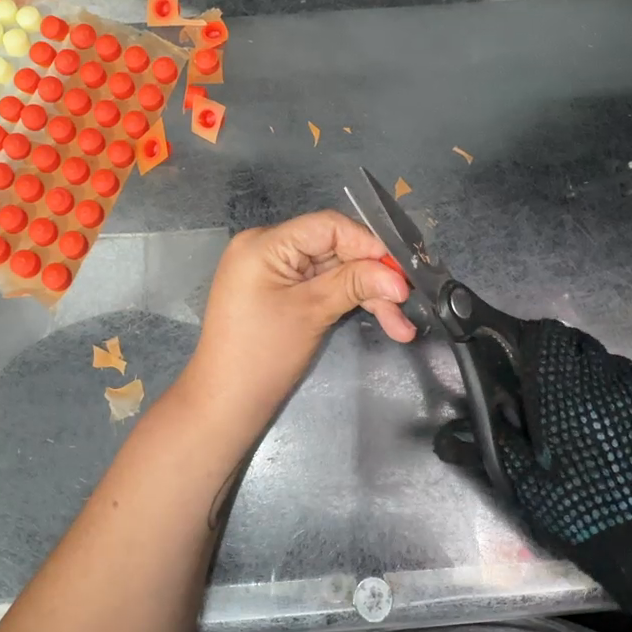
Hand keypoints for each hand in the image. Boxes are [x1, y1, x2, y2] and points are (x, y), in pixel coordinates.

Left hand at [181, 210, 413, 426]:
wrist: (225, 405)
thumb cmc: (262, 354)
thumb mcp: (312, 312)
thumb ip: (355, 284)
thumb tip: (398, 277)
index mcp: (264, 243)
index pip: (327, 226)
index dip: (367, 244)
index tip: (399, 270)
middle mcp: (266, 248)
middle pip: (334, 249)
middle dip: (371, 276)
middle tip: (406, 302)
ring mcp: (273, 272)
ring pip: (333, 271)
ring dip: (367, 295)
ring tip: (402, 327)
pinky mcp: (280, 294)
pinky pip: (320, 287)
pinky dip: (348, 302)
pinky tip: (383, 321)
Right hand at [435, 319, 631, 631]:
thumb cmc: (592, 513)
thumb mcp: (531, 487)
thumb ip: (494, 446)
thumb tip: (446, 437)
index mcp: (562, 388)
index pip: (543, 334)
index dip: (530, 342)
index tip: (523, 364)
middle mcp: (603, 374)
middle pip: (577, 346)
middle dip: (562, 364)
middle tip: (555, 402)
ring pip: (610, 367)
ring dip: (595, 383)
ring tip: (596, 427)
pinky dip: (628, 402)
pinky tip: (630, 439)